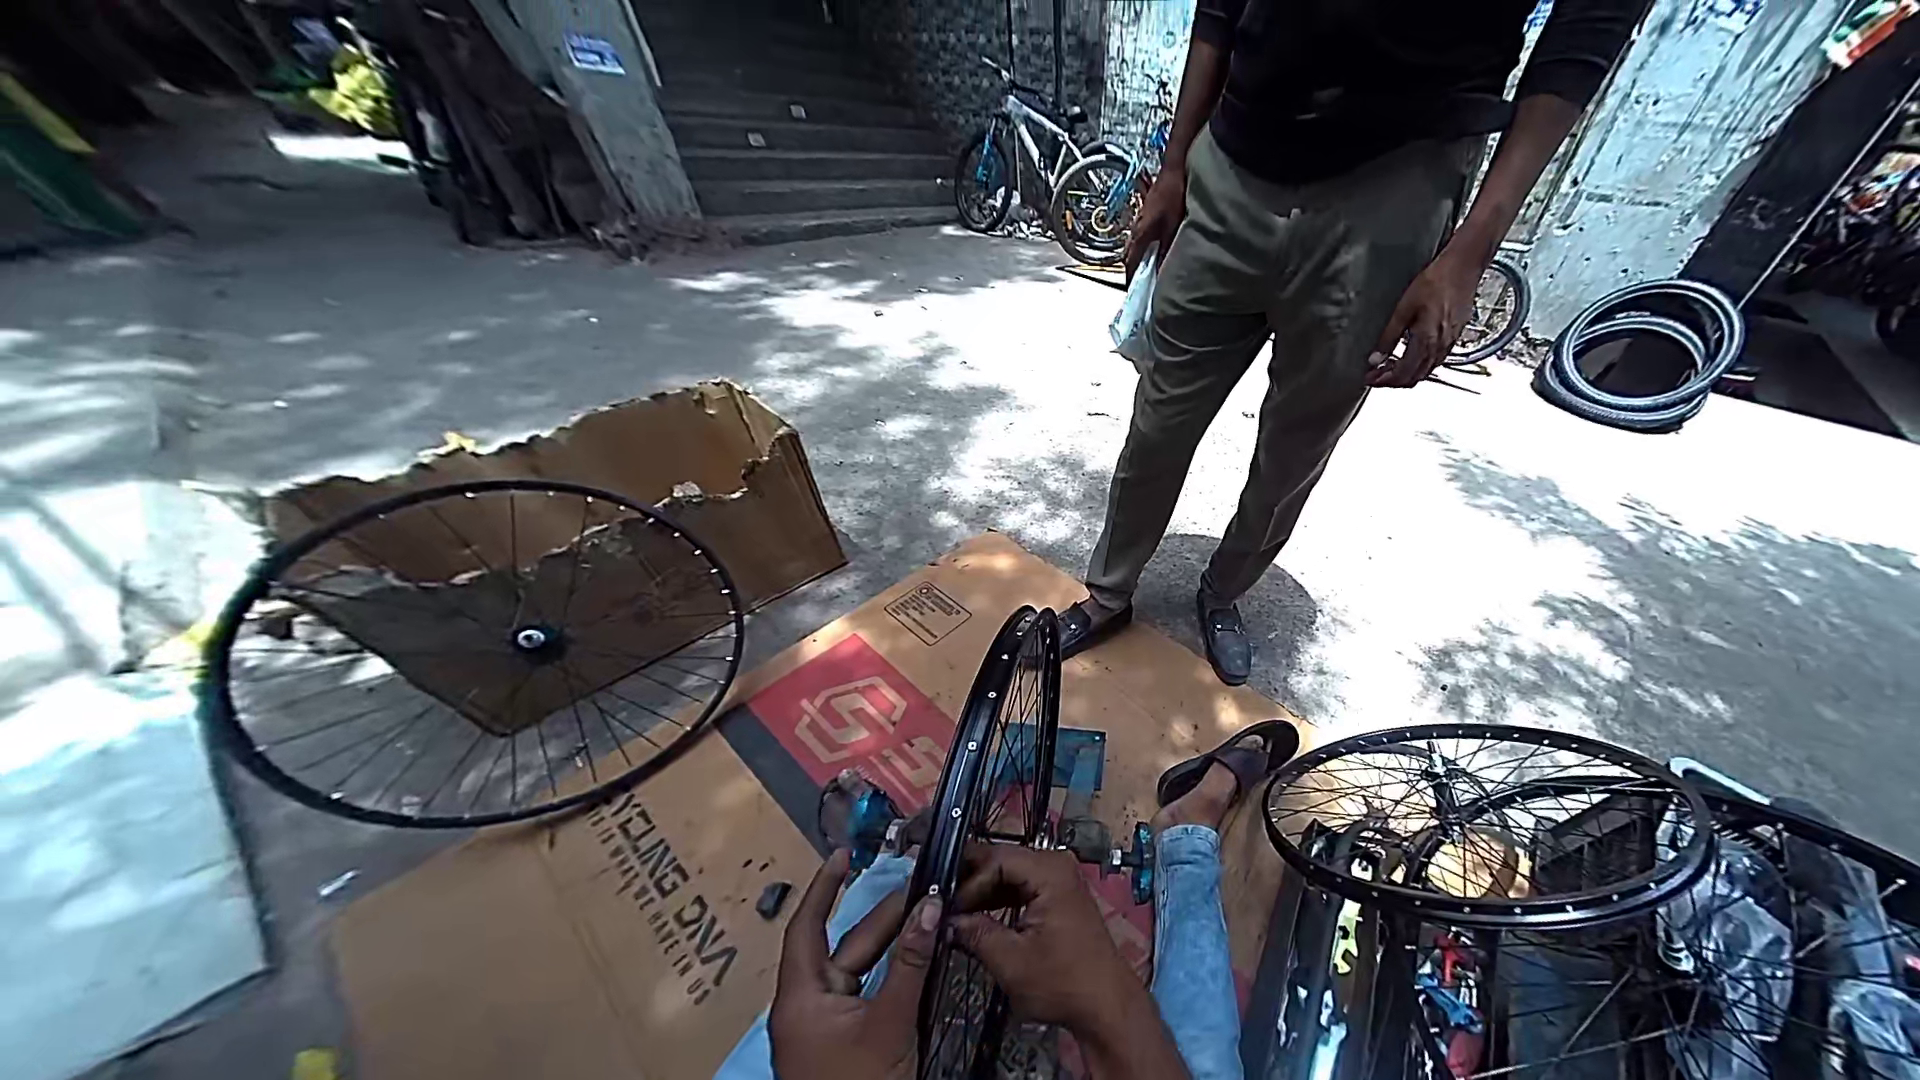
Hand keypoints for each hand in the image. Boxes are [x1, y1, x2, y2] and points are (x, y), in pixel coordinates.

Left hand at [768, 850, 939, 1079]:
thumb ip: (910, 961)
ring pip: (861, 970)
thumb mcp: (890, 1023)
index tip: (843, 854)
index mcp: (801, 997)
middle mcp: (809, 1005)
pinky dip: (891, 973)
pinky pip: (868, 993)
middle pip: (845, 946)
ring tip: (925, 912)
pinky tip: (917, 954)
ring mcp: (828, 1027)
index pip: (806, 926)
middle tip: (919, 887)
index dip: (824, 886)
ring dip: (892, 944)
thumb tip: (931, 905)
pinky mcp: (847, 1043)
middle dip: (882, 917)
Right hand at [948, 845, 1140, 1029]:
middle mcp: (1055, 863)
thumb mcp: (1011, 961)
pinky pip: (1021, 884)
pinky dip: (999, 898)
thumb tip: (943, 921)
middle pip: (1002, 860)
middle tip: (943, 901)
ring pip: (1009, 872)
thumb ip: (975, 934)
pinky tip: (978, 914)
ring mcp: (1058, 876)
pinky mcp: (1057, 892)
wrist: (1106, 1008)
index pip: (996, 859)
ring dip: (983, 891)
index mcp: (1049, 869)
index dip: (969, 882)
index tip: (948, 907)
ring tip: (956, 910)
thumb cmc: (1063, 982)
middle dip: (972, 882)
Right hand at [1124, 163, 1186, 281]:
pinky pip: (1140, 237)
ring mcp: (1139, 221)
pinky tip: (1153, 250)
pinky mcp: (1146, 214)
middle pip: (1129, 257)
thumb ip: (1166, 249)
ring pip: (1134, 247)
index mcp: (1140, 235)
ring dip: (1138, 259)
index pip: (1130, 264)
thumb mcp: (1173, 225)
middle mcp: (1135, 230)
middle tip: (1140, 285)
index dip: (1131, 280)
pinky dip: (1144, 248)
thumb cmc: (1174, 193)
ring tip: (1146, 270)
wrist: (1174, 167)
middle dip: (1133, 272)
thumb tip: (1161, 270)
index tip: (1133, 293)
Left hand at [1366, 246, 1485, 387]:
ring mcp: (1451, 341)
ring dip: (1405, 374)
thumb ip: (1388, 338)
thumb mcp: (1402, 310)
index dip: (1384, 381)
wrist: (1463, 266)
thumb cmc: (1435, 282)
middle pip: (1415, 377)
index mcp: (1427, 340)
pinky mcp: (1455, 335)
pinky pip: (1435, 360)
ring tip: (1387, 368)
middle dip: (1392, 381)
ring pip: (1426, 371)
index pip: (1403, 374)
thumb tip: (1375, 359)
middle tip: (1375, 376)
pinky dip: (1419, 366)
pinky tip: (1407, 357)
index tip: (1369, 379)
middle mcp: (1441, 345)